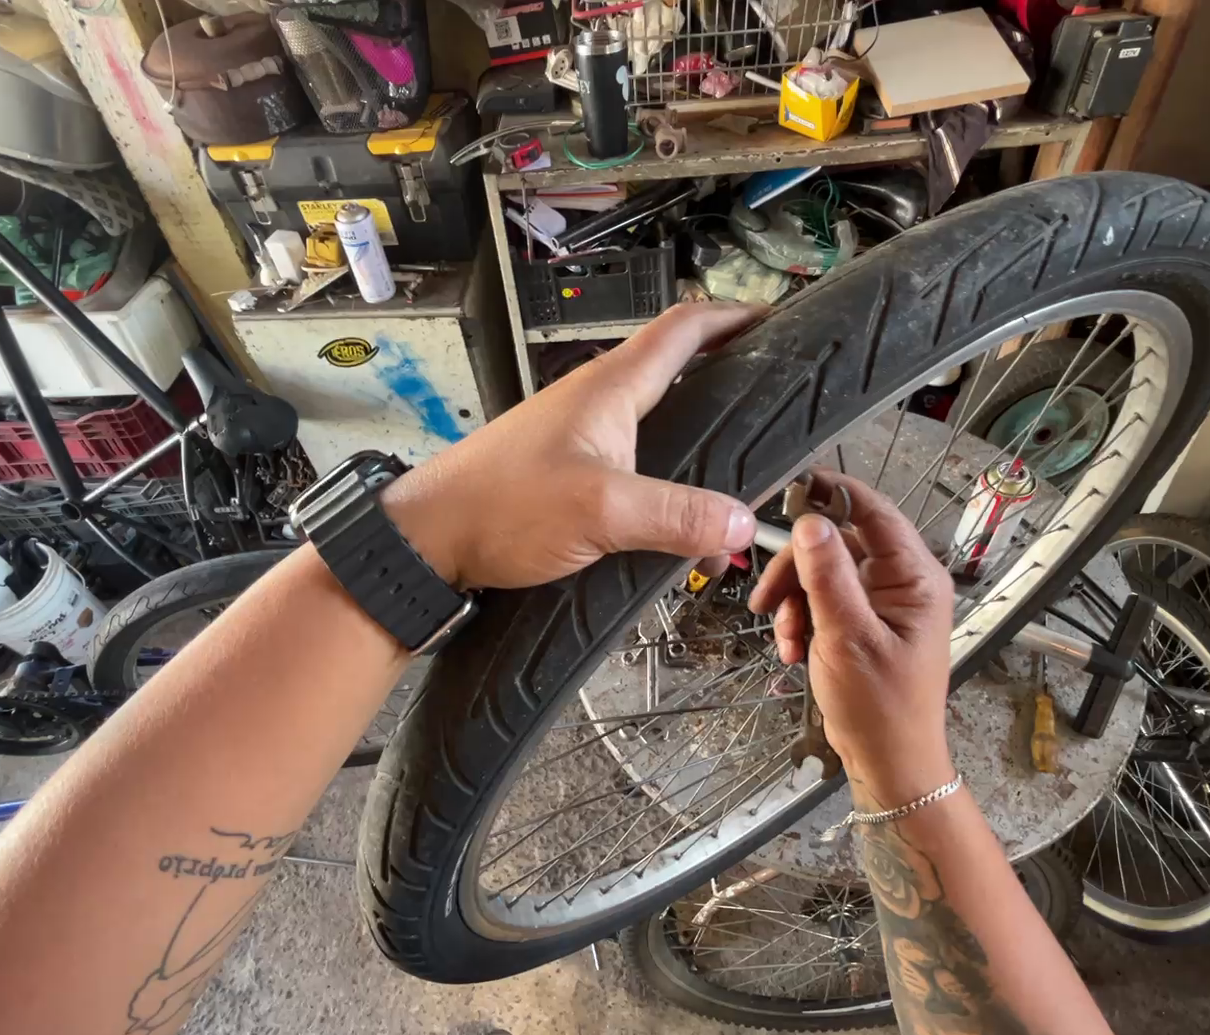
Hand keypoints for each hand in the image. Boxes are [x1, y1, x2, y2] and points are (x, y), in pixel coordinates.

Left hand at [379, 303, 763, 590]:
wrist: (430, 540)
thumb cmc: (506, 507)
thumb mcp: (602, 510)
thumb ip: (676, 514)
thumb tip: (740, 523)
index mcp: (610, 387)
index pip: (684, 328)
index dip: (734, 318)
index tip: (779, 325)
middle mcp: (598, 400)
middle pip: (676, 373)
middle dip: (727, 385)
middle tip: (769, 416)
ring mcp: (581, 435)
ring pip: (657, 425)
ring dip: (697, 445)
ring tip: (733, 481)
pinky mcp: (568, 471)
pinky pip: (634, 464)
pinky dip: (666, 482)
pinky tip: (679, 518)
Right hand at [748, 472, 956, 809]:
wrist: (887, 762)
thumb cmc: (879, 704)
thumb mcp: (848, 636)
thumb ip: (828, 575)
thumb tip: (808, 520)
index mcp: (913, 577)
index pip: (873, 513)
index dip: (833, 494)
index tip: (790, 486)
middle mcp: (899, 581)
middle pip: (836, 545)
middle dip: (796, 571)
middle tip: (764, 600)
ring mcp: (879, 602)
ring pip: (821, 574)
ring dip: (794, 602)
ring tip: (785, 640)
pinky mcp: (860, 622)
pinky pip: (820, 602)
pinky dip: (800, 621)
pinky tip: (792, 651)